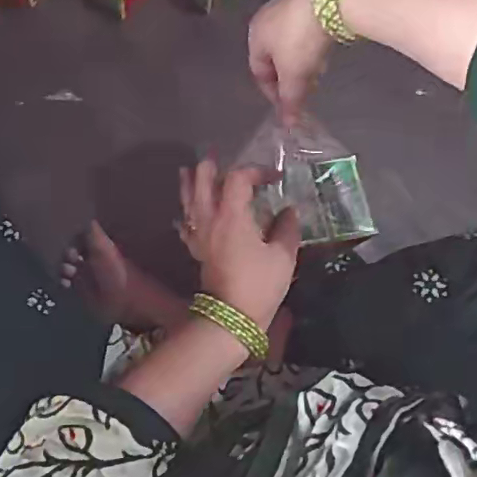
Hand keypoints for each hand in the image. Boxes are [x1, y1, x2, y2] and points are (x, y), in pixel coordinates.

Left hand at [177, 159, 300, 328]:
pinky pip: (187, 224)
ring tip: (191, 172)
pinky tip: (189, 212)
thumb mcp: (283, 256)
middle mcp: (210, 219)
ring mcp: (199, 235)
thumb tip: (289, 212)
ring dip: (191, 184)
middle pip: (201, 182)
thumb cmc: (259, 284)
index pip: (237, 178)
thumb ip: (287, 229)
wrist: (231, 317)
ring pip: (188, 200)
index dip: (255, 171)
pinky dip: (187, 213)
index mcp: (231, 215)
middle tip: (219, 159)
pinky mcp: (196, 250)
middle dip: (210, 167)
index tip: (274, 179)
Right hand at [247, 0, 330, 125]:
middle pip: (275, 58)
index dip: (273, 93)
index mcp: (255, 37)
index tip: (289, 106)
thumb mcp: (294, 75)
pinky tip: (325, 52)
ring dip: (303, 63)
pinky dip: (313, 46)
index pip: (258, 72)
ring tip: (318, 73)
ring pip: (291, 45)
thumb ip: (290, 101)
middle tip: (306, 91)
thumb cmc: (300, 39)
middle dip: (290, 78)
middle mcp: (266, 19)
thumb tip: (288, 125)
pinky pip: (306, 30)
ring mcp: (288, 6)